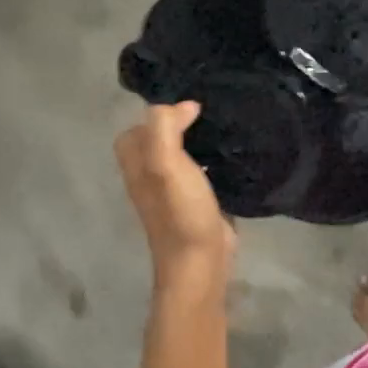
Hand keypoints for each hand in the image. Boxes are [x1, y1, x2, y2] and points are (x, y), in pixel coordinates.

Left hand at [115, 102, 235, 287]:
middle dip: (179, 127)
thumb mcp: (165, 163)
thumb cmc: (180, 211)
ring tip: (223, 131)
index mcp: (136, 166)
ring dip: (197, 143)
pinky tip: (231, 158)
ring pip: (180, 157)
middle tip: (209, 117)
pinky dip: (212, 162)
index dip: (157, 116)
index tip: (190, 110)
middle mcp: (149, 177)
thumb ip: (165, 127)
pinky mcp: (197, 204)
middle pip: (157, 142)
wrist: (200, 260)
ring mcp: (172, 193)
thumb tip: (185, 106)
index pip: (135, 130)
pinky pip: (200, 174)